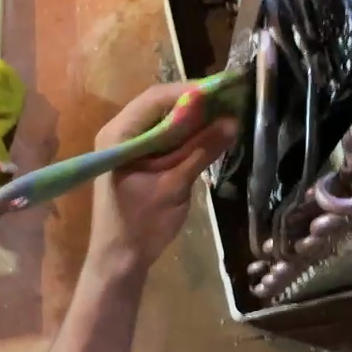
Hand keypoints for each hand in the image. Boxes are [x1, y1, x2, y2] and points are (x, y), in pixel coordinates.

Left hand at [87, 83, 238, 278]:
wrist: (119, 260)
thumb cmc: (141, 223)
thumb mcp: (175, 185)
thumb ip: (202, 150)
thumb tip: (233, 122)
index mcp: (119, 134)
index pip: (156, 98)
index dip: (190, 91)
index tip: (223, 91)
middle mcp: (120, 132)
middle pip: (160, 105)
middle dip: (195, 103)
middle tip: (229, 101)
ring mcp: (128, 145)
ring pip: (164, 120)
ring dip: (193, 118)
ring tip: (225, 114)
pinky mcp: (139, 158)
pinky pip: (164, 137)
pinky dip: (187, 135)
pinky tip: (210, 136)